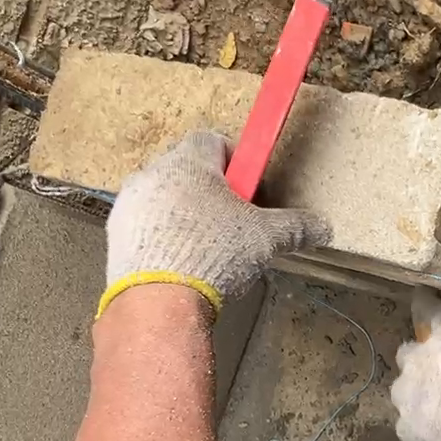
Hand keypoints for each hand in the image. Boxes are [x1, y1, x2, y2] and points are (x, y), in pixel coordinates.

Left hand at [100, 130, 329, 317]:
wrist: (159, 301)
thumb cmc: (214, 254)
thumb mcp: (267, 238)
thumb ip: (296, 226)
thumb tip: (323, 226)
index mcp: (188, 163)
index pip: (212, 139)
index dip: (236, 160)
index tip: (249, 187)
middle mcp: (152, 174)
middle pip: (188, 169)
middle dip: (212, 190)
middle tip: (235, 221)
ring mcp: (129, 206)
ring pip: (166, 198)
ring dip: (187, 214)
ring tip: (210, 247)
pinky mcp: (117, 236)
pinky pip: (148, 226)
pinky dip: (166, 238)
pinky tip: (185, 264)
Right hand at [391, 293, 440, 440]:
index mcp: (413, 431)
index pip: (408, 425)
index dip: (426, 418)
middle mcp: (407, 395)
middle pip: (403, 388)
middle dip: (421, 388)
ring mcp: (423, 360)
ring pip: (409, 353)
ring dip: (424, 356)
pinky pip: (428, 312)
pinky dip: (426, 306)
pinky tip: (424, 296)